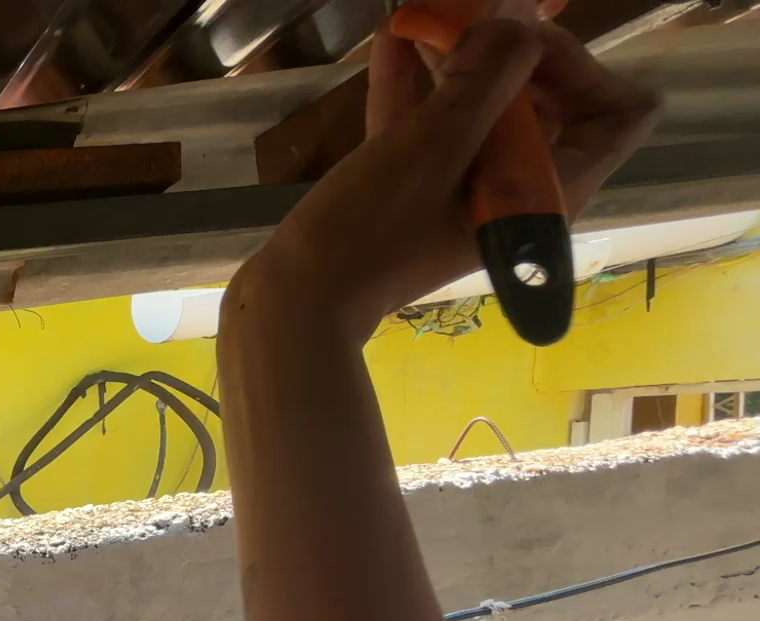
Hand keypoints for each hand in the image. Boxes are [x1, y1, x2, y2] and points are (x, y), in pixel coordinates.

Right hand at [232, 0, 658, 344]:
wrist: (290, 308)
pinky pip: (420, 135)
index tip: (513, 43)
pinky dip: (410, 90)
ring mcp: (451, 197)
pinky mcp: (400, 200)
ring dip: (450, 60)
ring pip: (469, 114)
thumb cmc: (364, 237)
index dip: (577, 63)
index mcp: (542, 192)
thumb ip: (486, 70)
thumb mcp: (429, 147)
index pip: (613, 112)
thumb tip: (513, 13)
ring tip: (421, 13)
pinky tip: (390, 45)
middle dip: (501, 49)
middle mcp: (509, 193)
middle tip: (463, 12)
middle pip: (536, 104)